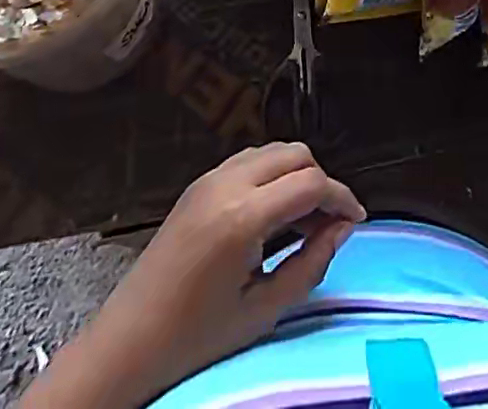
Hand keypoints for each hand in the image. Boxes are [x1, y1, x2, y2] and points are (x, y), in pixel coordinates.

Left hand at [25, 142, 364, 408]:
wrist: (132, 336)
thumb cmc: (197, 334)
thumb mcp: (263, 309)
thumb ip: (310, 263)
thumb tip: (341, 229)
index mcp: (242, 216)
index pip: (310, 182)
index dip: (342, 197)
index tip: (355, 220)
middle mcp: (225, 183)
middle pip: (294, 152)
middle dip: (321, 180)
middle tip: (329, 221)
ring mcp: (208, 178)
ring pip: (271, 151)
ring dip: (296, 174)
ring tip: (303, 220)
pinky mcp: (198, 183)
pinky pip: (248, 161)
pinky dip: (272, 175)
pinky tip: (273, 214)